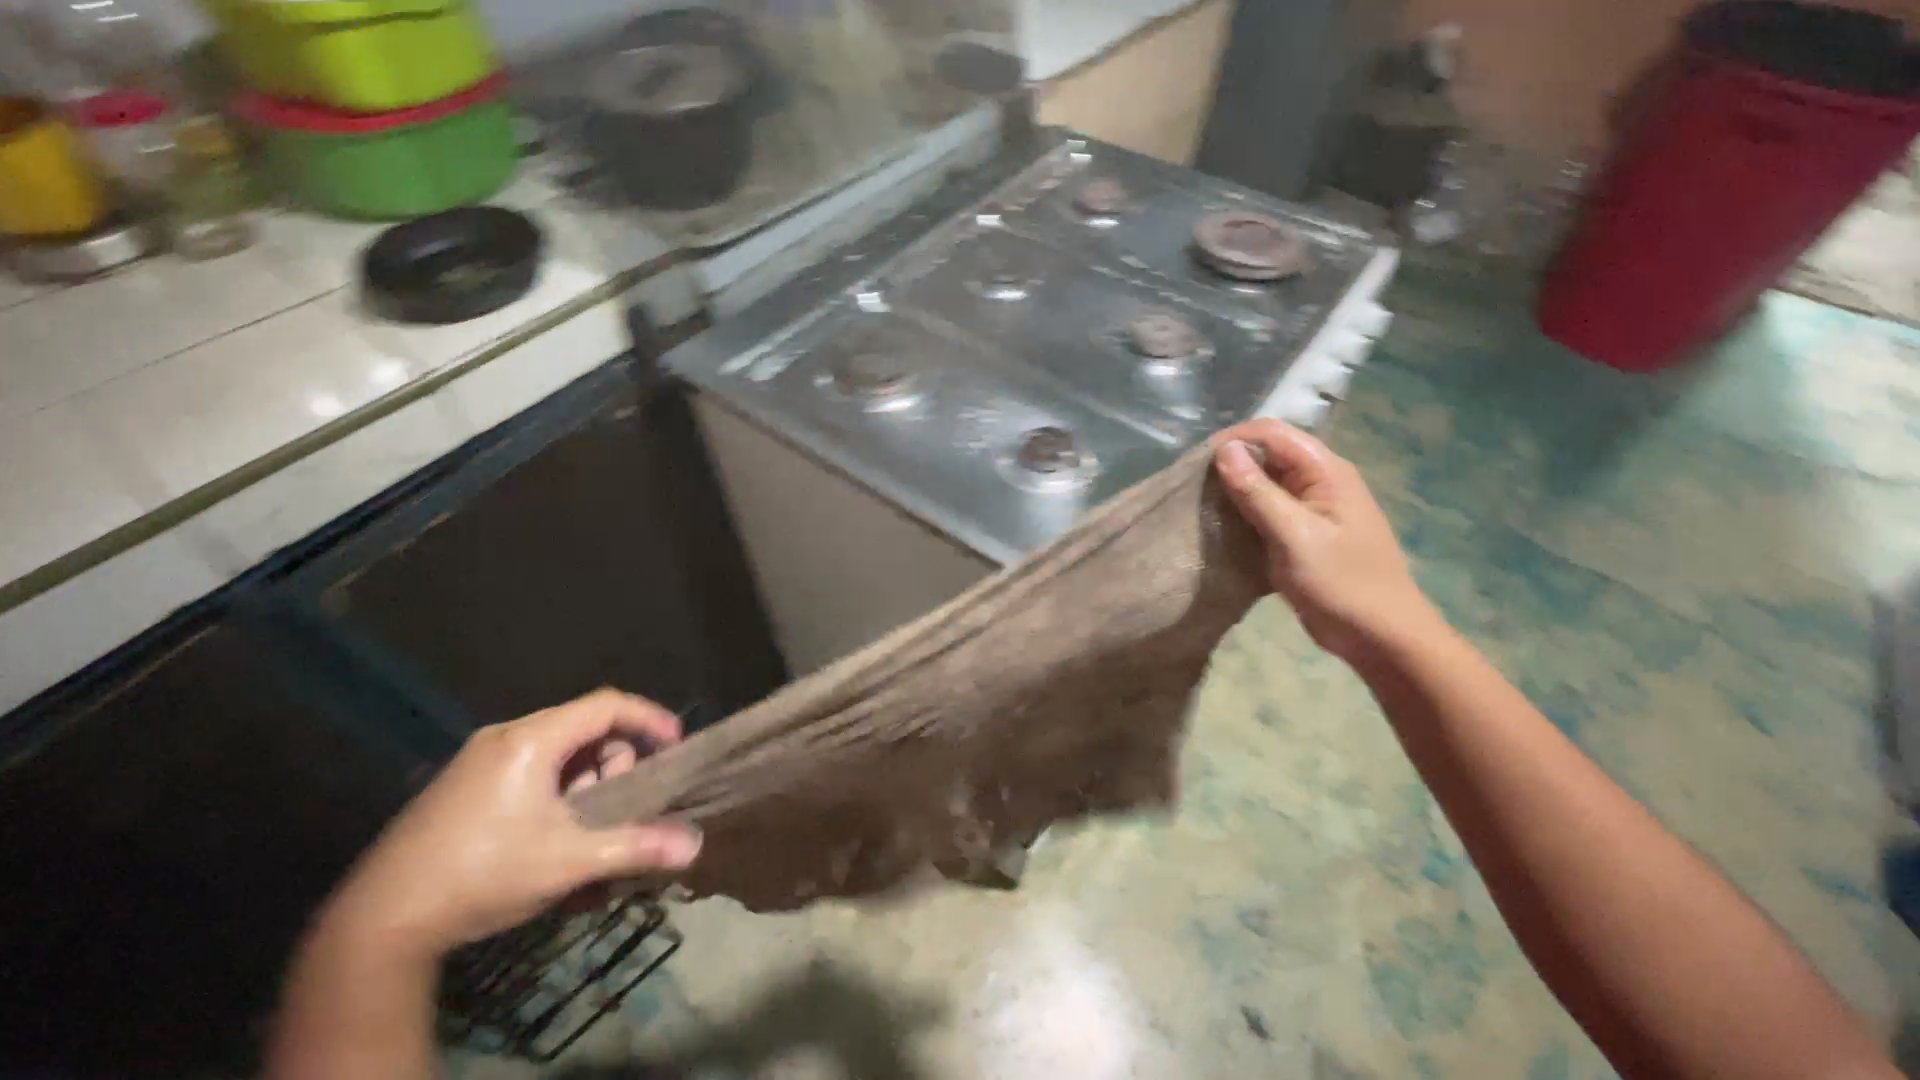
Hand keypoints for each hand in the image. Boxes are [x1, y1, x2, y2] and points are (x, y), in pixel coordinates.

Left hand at [323, 690, 702, 957]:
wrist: (381, 918)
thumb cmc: (484, 874)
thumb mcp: (569, 862)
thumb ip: (635, 847)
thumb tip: (695, 846)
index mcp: (531, 740)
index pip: (606, 705)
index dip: (648, 719)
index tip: (675, 746)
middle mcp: (504, 737)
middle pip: (583, 728)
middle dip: (614, 764)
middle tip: (617, 808)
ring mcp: (479, 760)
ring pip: (557, 751)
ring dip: (585, 783)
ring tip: (584, 832)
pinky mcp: (464, 785)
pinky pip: (530, 769)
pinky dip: (556, 791)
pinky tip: (551, 836)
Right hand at [1211, 418, 1438, 663]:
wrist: (1380, 636)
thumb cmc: (1341, 583)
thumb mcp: (1294, 536)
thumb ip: (1257, 492)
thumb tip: (1224, 450)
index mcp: (1326, 471)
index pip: (1272, 432)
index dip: (1233, 439)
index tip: (1196, 464)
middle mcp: (1320, 481)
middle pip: (1268, 454)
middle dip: (1230, 465)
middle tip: (1192, 488)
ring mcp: (1313, 509)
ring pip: (1266, 484)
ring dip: (1235, 492)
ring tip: (1201, 508)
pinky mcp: (1304, 535)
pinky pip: (1268, 512)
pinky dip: (1244, 515)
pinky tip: (1221, 530)